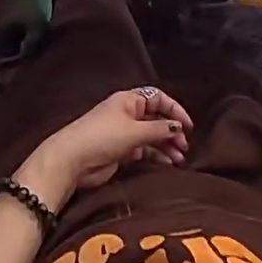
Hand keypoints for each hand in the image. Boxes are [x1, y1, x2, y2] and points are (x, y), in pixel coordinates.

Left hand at [13, 88, 192, 210]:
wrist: (73, 159)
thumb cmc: (103, 137)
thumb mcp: (135, 131)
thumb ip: (160, 129)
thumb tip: (178, 128)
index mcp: (129, 100)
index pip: (158, 98)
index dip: (174, 110)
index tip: (188, 126)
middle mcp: (128, 113)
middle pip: (156, 118)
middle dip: (172, 130)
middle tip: (184, 146)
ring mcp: (124, 132)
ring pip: (152, 136)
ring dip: (166, 146)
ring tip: (179, 159)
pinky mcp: (120, 150)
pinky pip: (144, 150)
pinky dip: (156, 155)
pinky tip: (167, 163)